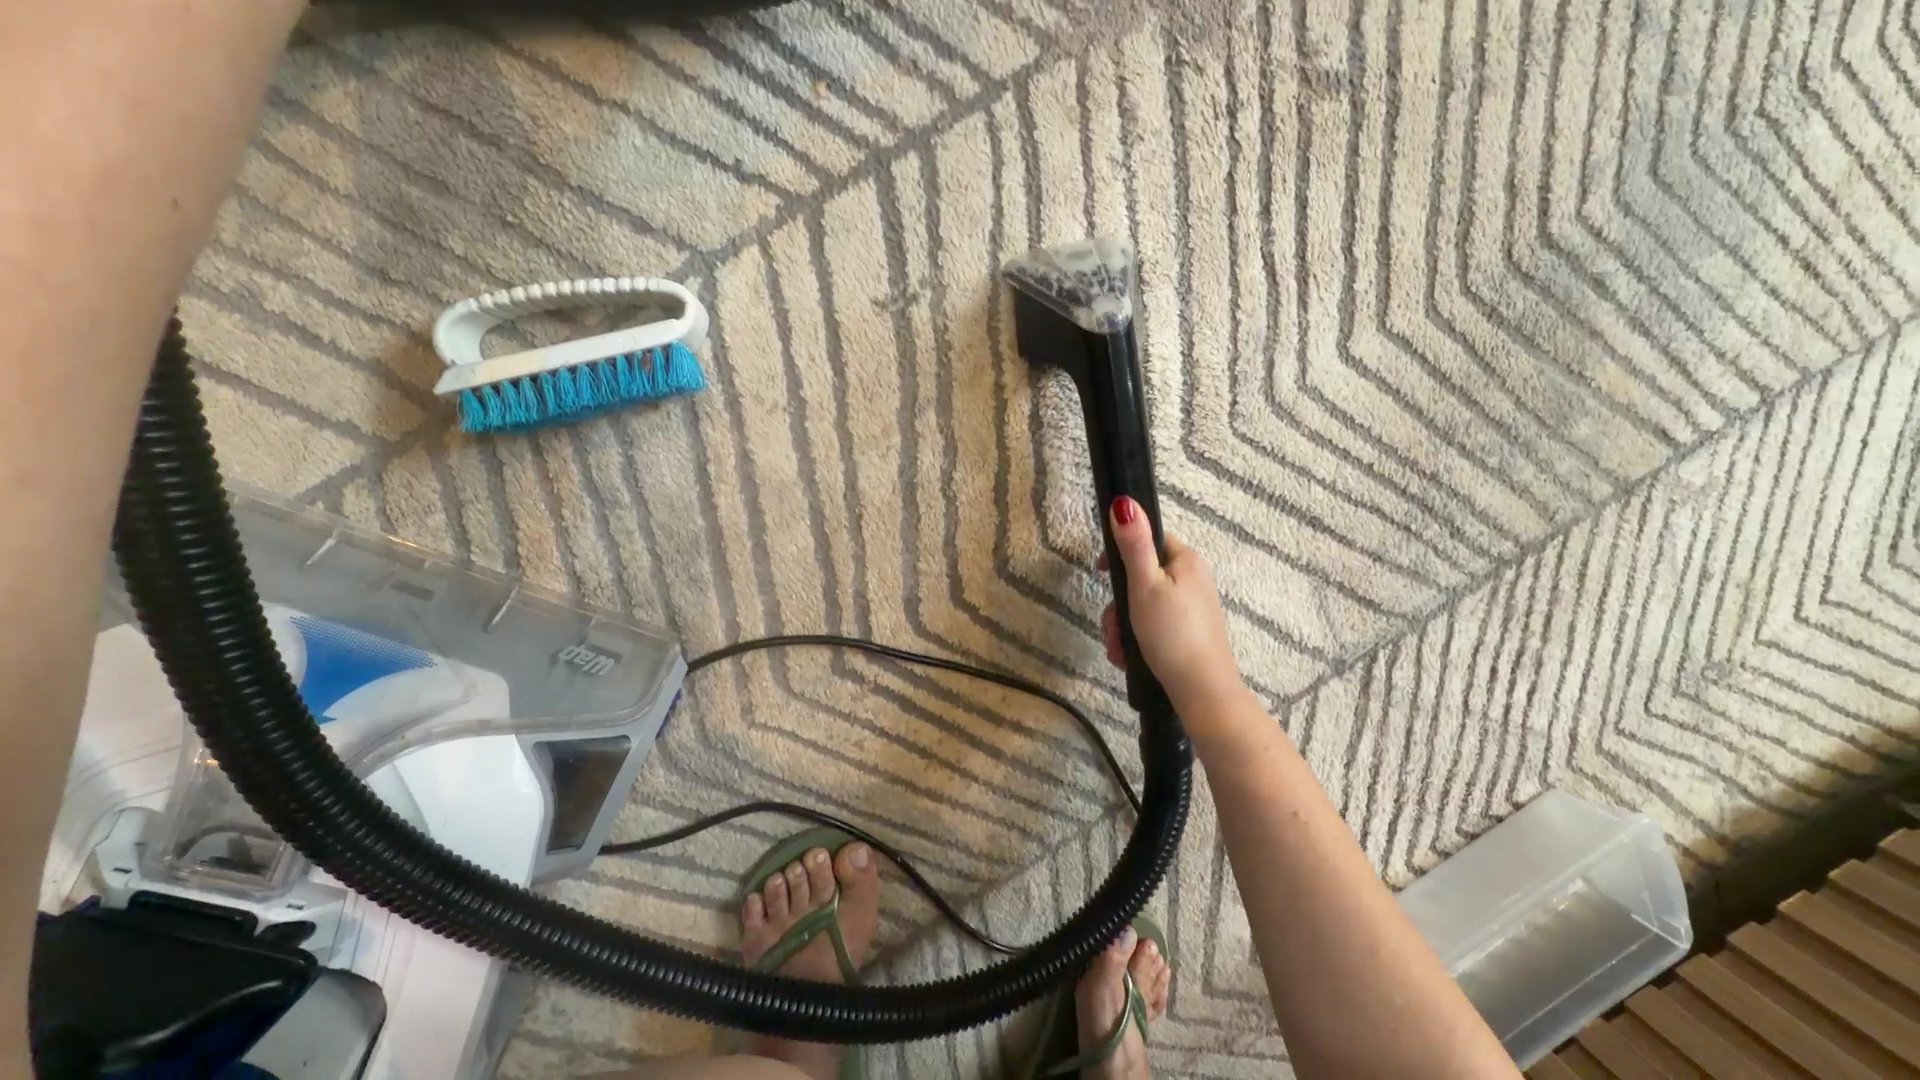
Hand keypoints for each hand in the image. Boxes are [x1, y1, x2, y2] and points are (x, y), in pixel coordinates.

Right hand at [1099, 496, 1247, 716]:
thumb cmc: (1172, 633)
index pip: (1149, 540)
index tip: (1100, 574)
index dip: (1121, 555)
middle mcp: (1193, 581)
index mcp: (1186, 561)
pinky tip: (1130, 660)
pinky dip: (1137, 642)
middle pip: (1141, 579)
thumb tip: (1125, 501)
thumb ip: (1133, 544)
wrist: (1202, 691)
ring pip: (1143, 608)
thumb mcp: (1144, 585)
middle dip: (1118, 606)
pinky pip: (1154, 629)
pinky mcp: (1189, 635)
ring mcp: (1192, 610)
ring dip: (1123, 628)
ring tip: (1119, 651)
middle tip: (1112, 628)